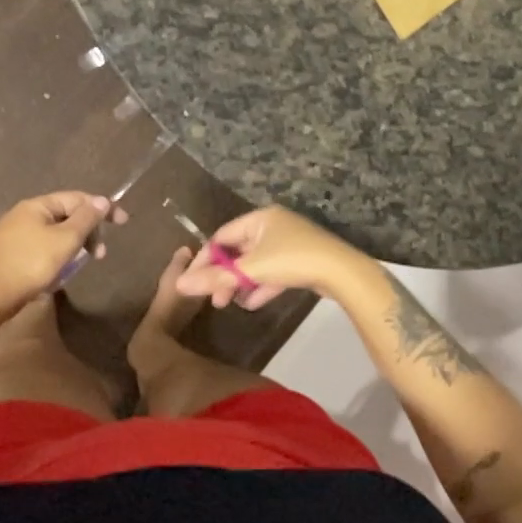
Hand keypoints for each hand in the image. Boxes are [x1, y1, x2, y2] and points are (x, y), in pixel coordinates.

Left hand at [0, 191, 128, 304]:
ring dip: (75, 245)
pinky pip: (44, 247)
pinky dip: (60, 254)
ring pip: (56, 233)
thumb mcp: (66, 239)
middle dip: (88, 231)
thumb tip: (102, 200)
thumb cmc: (32, 262)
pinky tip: (63, 269)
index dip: (102, 208)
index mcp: (37, 206)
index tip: (123, 222)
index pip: (76, 198)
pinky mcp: (13, 253)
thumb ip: (86, 218)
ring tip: (84, 263)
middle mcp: (24, 215)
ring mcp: (16, 234)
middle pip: (66, 215)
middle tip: (100, 253)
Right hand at [175, 205, 367, 309]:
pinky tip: (251, 304)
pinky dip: (261, 287)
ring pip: (256, 265)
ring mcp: (289, 244)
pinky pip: (273, 273)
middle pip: (238, 251)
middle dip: (224, 276)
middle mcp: (274, 226)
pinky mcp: (301, 262)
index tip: (192, 282)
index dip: (204, 259)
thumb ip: (216, 277)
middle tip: (214, 301)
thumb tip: (179, 284)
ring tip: (229, 304)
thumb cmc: (293, 260)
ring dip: (241, 284)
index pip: (221, 236)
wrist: (342, 272)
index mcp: (260, 218)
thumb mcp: (251, 269)